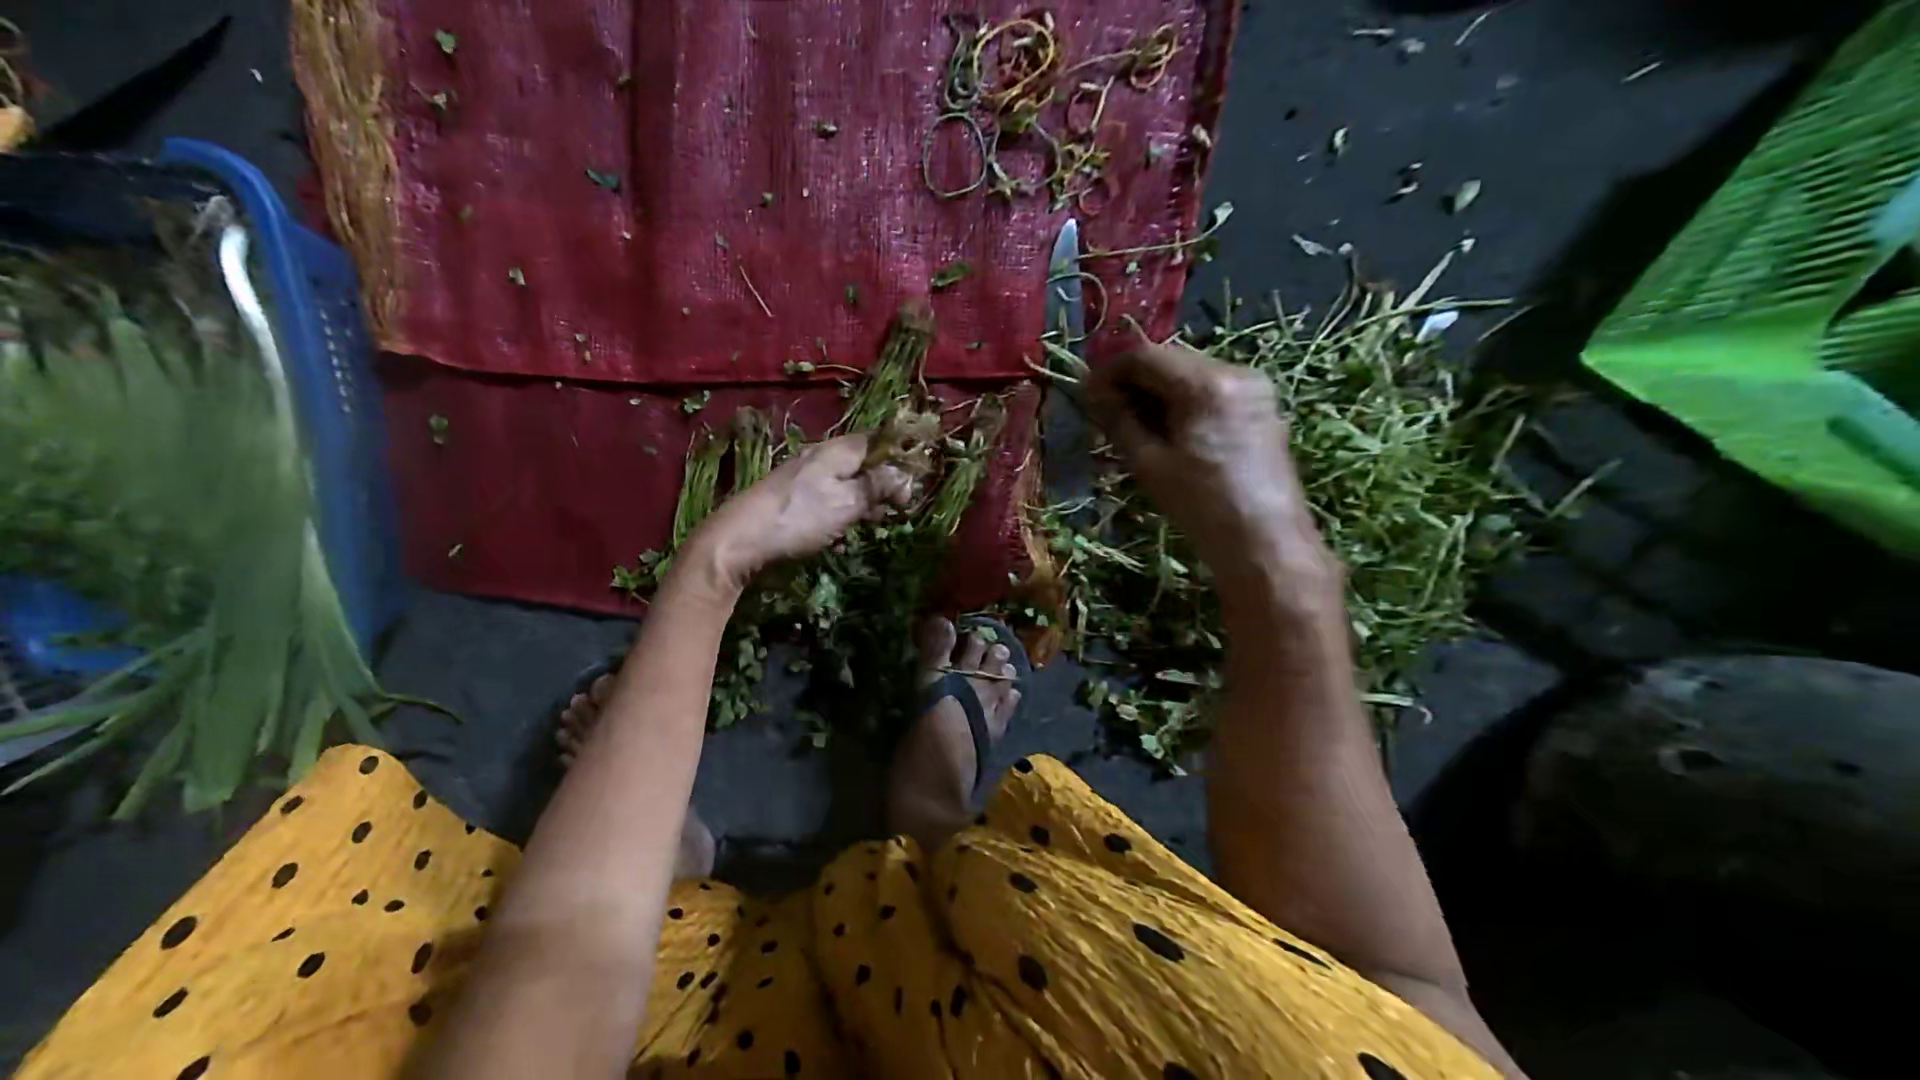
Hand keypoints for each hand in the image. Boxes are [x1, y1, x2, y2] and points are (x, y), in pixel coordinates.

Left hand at [688, 434, 914, 589]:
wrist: (738, 541)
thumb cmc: (798, 519)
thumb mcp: (846, 503)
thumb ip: (877, 487)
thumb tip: (905, 476)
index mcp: (836, 451)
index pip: (878, 441)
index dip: (900, 459)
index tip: (914, 484)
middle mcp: (820, 458)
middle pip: (862, 464)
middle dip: (883, 484)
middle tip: (897, 510)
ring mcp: (803, 479)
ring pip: (845, 484)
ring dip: (863, 502)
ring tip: (873, 523)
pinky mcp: (792, 501)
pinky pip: (827, 501)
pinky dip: (841, 515)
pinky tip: (840, 537)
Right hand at [1086, 339, 1340, 606]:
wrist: (1266, 542)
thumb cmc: (1201, 506)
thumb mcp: (1148, 463)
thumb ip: (1117, 418)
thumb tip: (1091, 391)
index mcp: (1206, 383)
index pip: (1145, 356)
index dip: (1108, 371)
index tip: (1086, 395)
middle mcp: (1235, 371)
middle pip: (1169, 359)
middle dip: (1133, 381)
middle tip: (1106, 414)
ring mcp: (1254, 386)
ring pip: (1189, 373)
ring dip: (1157, 391)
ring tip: (1134, 426)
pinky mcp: (1261, 404)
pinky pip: (1210, 388)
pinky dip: (1183, 401)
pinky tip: (1168, 431)